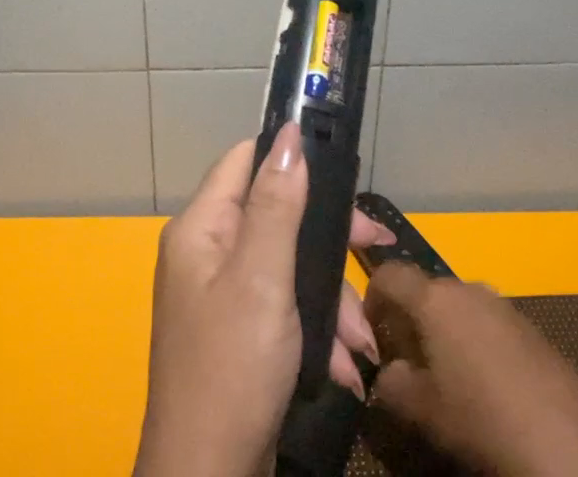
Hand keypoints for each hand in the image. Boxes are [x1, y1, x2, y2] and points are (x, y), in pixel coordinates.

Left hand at [134, 124, 394, 476]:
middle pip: (277, 216)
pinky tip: (343, 366)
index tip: (344, 175)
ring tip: (359, 343)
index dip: (291, 158)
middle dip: (329, 241)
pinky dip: (318, 331)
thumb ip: (276, 205)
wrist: (209, 470)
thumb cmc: (233, 364)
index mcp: (201, 229)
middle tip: (375, 248)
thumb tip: (289, 134)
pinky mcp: (242, 332)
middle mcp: (208, 253)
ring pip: (291, 267)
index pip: (245, 162)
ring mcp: (224, 295)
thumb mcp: (261, 278)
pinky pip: (287, 309)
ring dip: (332, 300)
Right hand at [366, 263, 577, 476]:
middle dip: (409, 320)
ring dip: (443, 333)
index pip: (388, 274)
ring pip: (458, 308)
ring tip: (445, 378)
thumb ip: (390, 381)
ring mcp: (506, 307)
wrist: (570, 447)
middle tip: (405, 363)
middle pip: (425, 291)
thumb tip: (390, 370)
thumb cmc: (480, 419)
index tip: (370, 335)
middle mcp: (469, 289)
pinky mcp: (534, 330)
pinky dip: (475, 344)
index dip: (370, 299)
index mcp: (435, 298)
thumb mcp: (419, 409)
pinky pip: (489, 325)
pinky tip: (484, 387)